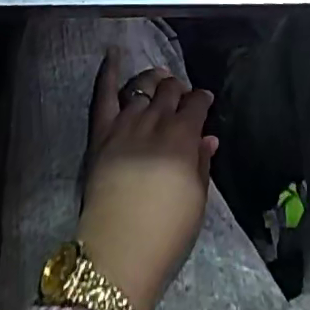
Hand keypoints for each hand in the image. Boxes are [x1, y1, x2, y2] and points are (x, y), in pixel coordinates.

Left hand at [76, 48, 217, 309]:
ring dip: (153, 82)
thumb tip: (208, 139)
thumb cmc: (166, 232)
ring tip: (158, 80)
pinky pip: (104, 97)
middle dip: (179, 89)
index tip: (205, 102)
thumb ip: (202, 162)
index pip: (198, 102)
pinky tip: (113, 54)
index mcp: (184, 137)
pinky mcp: (102, 136)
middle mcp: (156, 123)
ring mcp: (126, 126)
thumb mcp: (197, 198)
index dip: (203, 100)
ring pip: (143, 88)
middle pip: (171, 90)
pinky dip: (108, 74)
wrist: (118, 255)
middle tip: (181, 98)